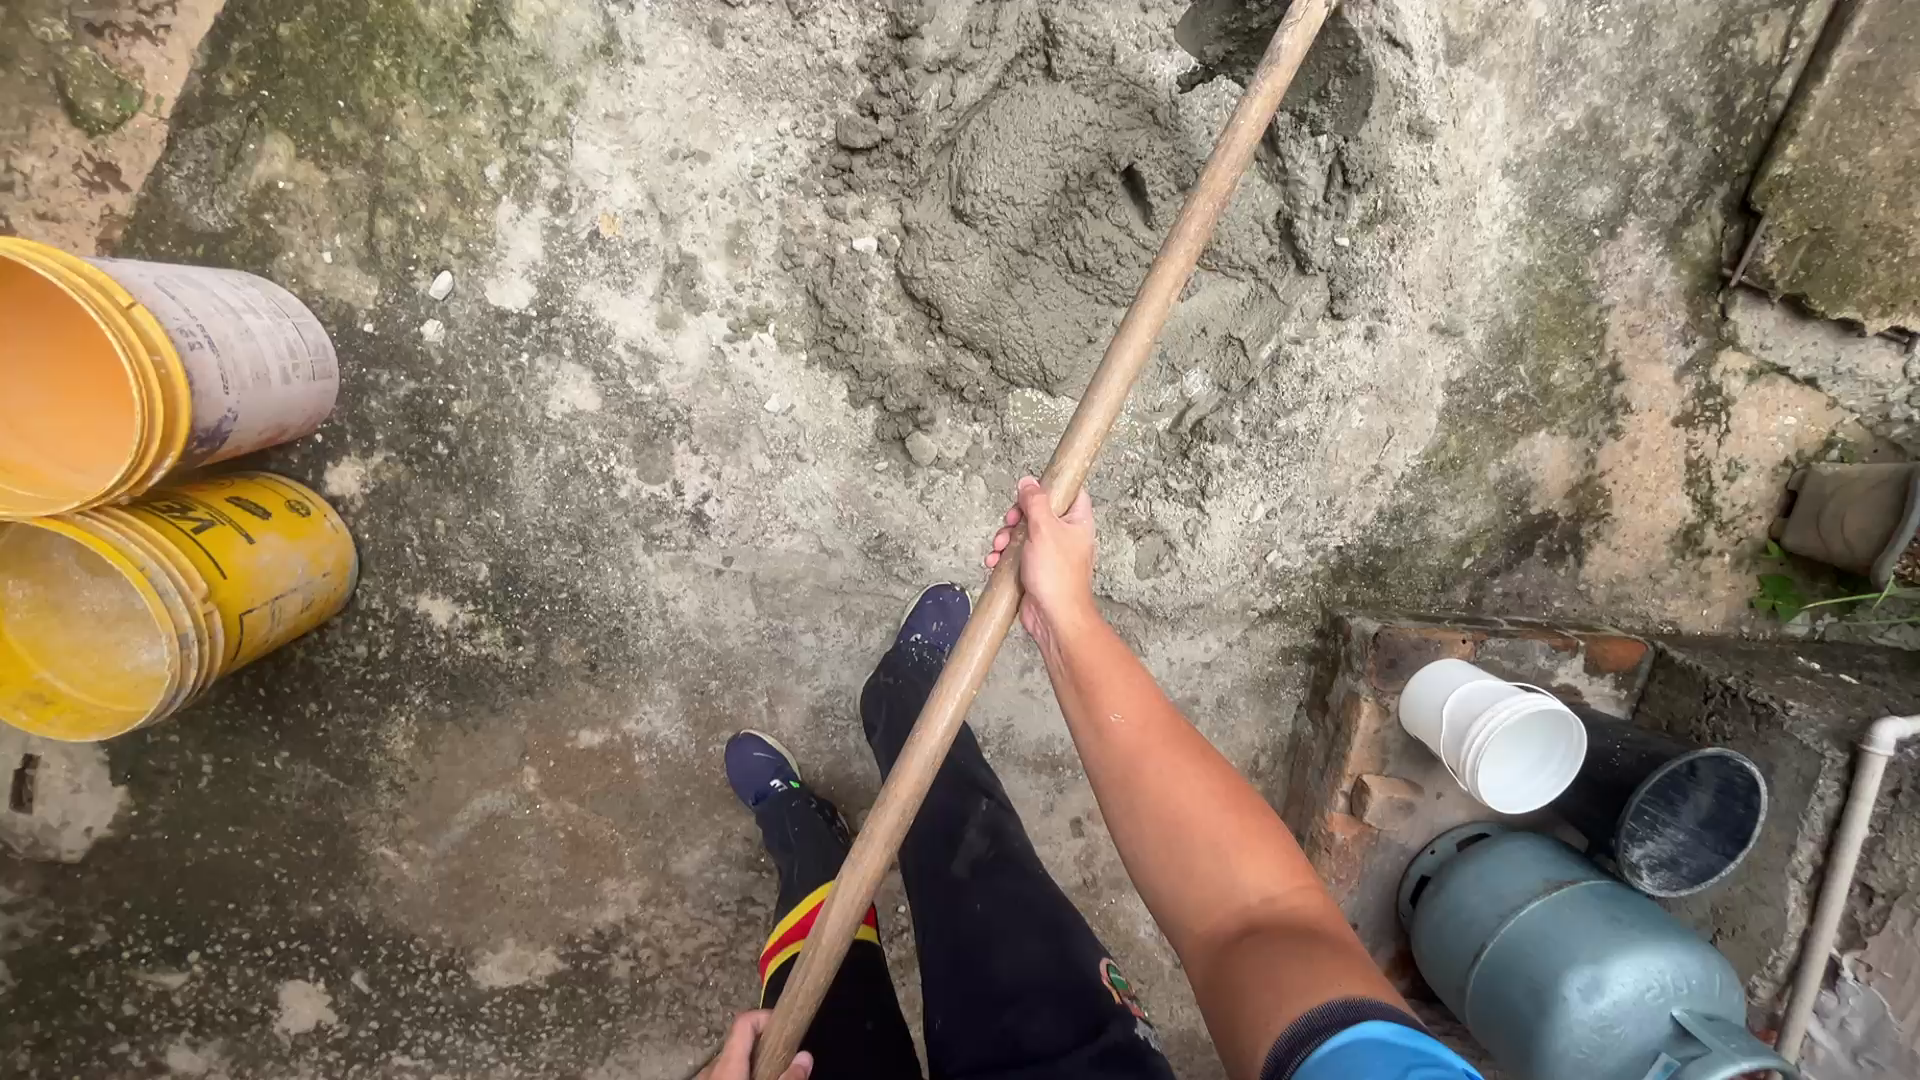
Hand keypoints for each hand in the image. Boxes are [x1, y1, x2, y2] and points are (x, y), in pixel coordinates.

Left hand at [694, 1011, 811, 1079]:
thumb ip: (788, 1078)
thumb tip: (806, 1056)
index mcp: (726, 1064)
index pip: (745, 1020)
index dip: (766, 1018)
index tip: (785, 1030)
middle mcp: (710, 1069)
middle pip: (739, 1044)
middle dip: (762, 1049)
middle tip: (781, 1064)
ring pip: (729, 1063)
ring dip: (749, 1066)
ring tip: (767, 1077)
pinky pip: (720, 1077)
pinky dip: (736, 1076)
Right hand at [986, 476, 1098, 653]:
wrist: (1054, 616)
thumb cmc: (1059, 578)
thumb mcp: (1044, 528)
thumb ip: (1035, 502)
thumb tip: (1028, 483)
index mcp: (1077, 521)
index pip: (1069, 492)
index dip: (1049, 488)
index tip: (1031, 489)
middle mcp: (1065, 535)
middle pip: (1038, 511)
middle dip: (1017, 517)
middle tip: (1011, 522)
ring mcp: (1049, 553)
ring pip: (1023, 533)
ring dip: (1006, 538)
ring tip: (1000, 547)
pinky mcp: (1034, 568)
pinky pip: (1015, 555)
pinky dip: (1003, 556)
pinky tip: (996, 561)